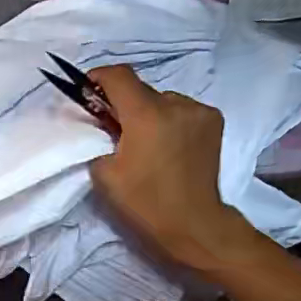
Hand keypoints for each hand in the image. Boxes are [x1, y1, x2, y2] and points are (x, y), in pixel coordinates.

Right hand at [87, 65, 258, 273]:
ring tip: (144, 140)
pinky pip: (182, 110)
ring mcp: (199, 111)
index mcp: (146, 115)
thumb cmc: (144, 202)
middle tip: (113, 126)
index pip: (118, 76)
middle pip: (140, 89)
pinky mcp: (214, 122)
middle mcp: (176, 104)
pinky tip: (167, 143)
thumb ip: (99, 140)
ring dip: (148, 112)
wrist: (192, 224)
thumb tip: (104, 125)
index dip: (98, 78)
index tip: (86, 89)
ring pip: (162, 99)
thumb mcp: (105, 174)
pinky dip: (169, 119)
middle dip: (123, 102)